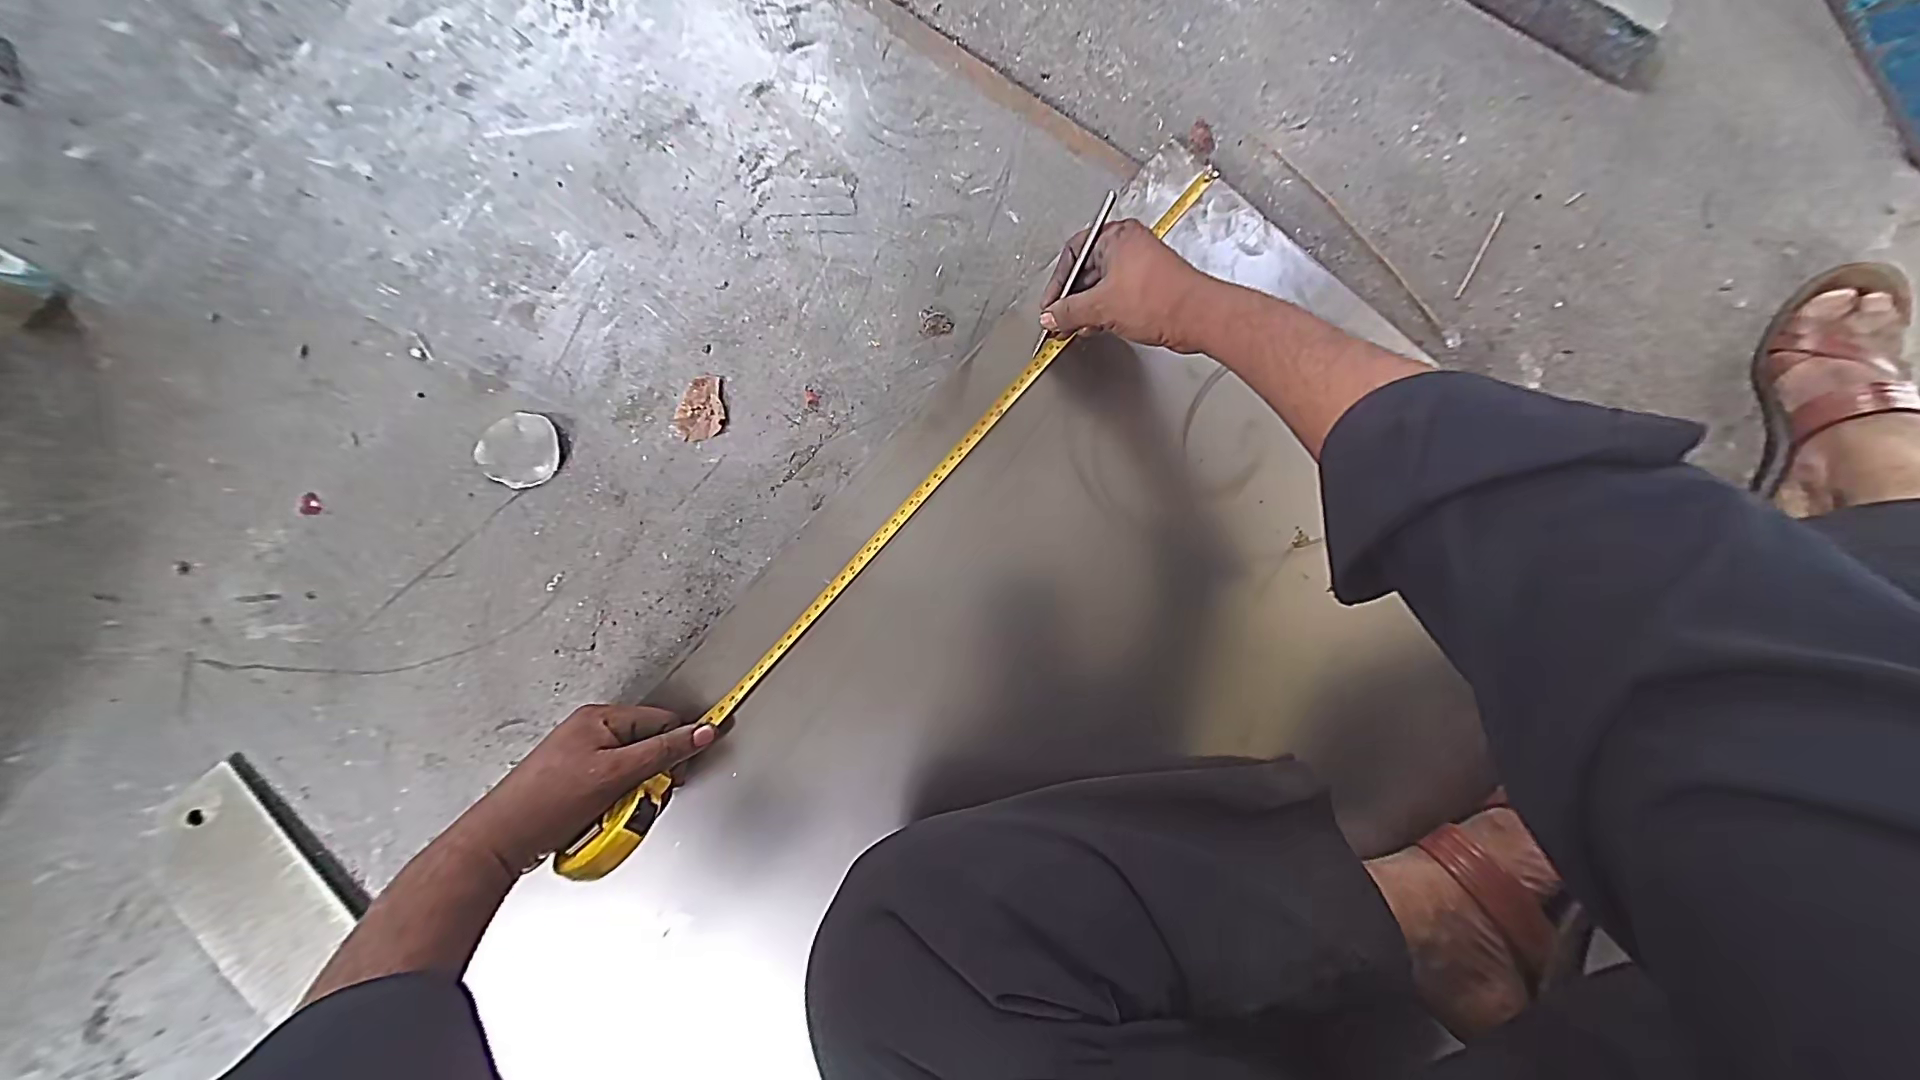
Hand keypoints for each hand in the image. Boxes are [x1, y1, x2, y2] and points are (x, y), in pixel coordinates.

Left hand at [452, 705, 715, 872]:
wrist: (495, 845)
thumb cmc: (542, 805)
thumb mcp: (616, 775)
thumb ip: (664, 751)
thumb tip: (700, 733)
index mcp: (600, 718)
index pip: (662, 721)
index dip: (677, 747)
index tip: (683, 771)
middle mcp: (591, 733)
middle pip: (649, 748)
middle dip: (651, 777)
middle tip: (639, 798)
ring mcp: (583, 759)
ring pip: (634, 772)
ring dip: (632, 796)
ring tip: (613, 813)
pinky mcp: (576, 784)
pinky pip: (615, 789)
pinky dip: (616, 806)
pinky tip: (601, 819)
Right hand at [1038, 218, 1220, 352]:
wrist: (1195, 317)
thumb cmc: (1163, 299)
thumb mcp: (1101, 306)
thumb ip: (1068, 311)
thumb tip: (1050, 316)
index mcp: (1116, 237)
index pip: (1072, 255)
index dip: (1057, 283)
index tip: (1049, 306)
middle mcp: (1127, 248)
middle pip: (1084, 273)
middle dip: (1069, 301)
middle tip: (1058, 321)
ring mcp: (1137, 268)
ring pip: (1097, 288)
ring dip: (1083, 310)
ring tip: (1073, 328)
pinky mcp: (1144, 289)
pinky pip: (1112, 298)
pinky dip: (1099, 313)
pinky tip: (1092, 327)